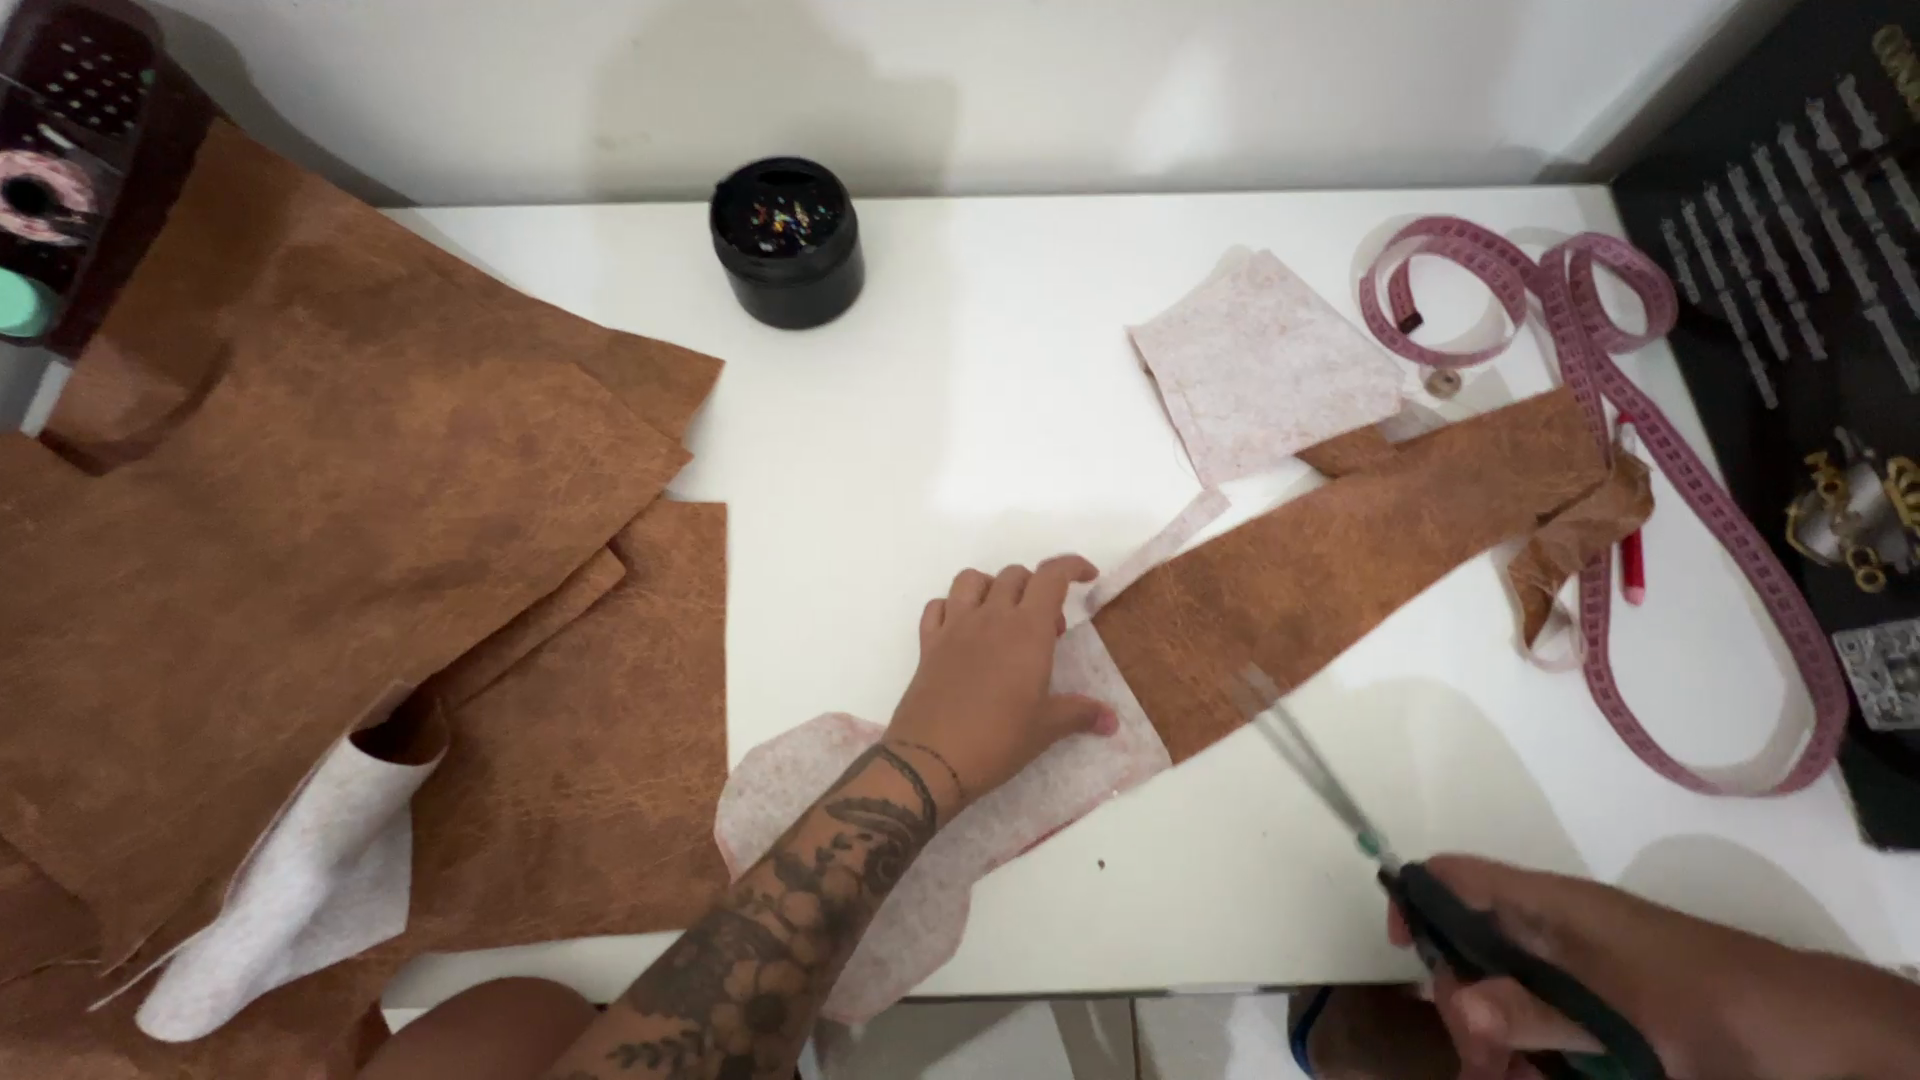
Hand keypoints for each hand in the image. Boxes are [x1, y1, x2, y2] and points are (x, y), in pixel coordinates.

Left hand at [883, 556, 1117, 821]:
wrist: (930, 759)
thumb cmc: (997, 740)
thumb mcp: (1046, 728)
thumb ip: (1080, 714)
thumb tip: (1112, 721)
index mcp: (1027, 629)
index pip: (1051, 576)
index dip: (1072, 567)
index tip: (1088, 578)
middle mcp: (990, 617)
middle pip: (1014, 575)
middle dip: (1037, 589)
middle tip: (1047, 630)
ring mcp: (954, 627)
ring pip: (971, 580)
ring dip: (992, 587)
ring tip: (1004, 618)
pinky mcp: (927, 644)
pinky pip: (937, 606)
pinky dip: (952, 607)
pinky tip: (963, 631)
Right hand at [1391, 855, 1913, 1079]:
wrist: (1828, 1037)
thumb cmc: (1718, 1009)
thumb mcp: (1628, 1020)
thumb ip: (1539, 1013)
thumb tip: (1456, 1008)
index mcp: (1547, 906)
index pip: (1453, 877)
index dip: (1416, 898)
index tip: (1406, 951)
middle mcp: (1549, 928)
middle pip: (1467, 944)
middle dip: (1459, 999)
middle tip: (1479, 1061)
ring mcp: (1574, 967)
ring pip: (1499, 988)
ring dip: (1492, 1036)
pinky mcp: (1597, 1004)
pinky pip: (1539, 1017)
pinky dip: (1526, 1050)